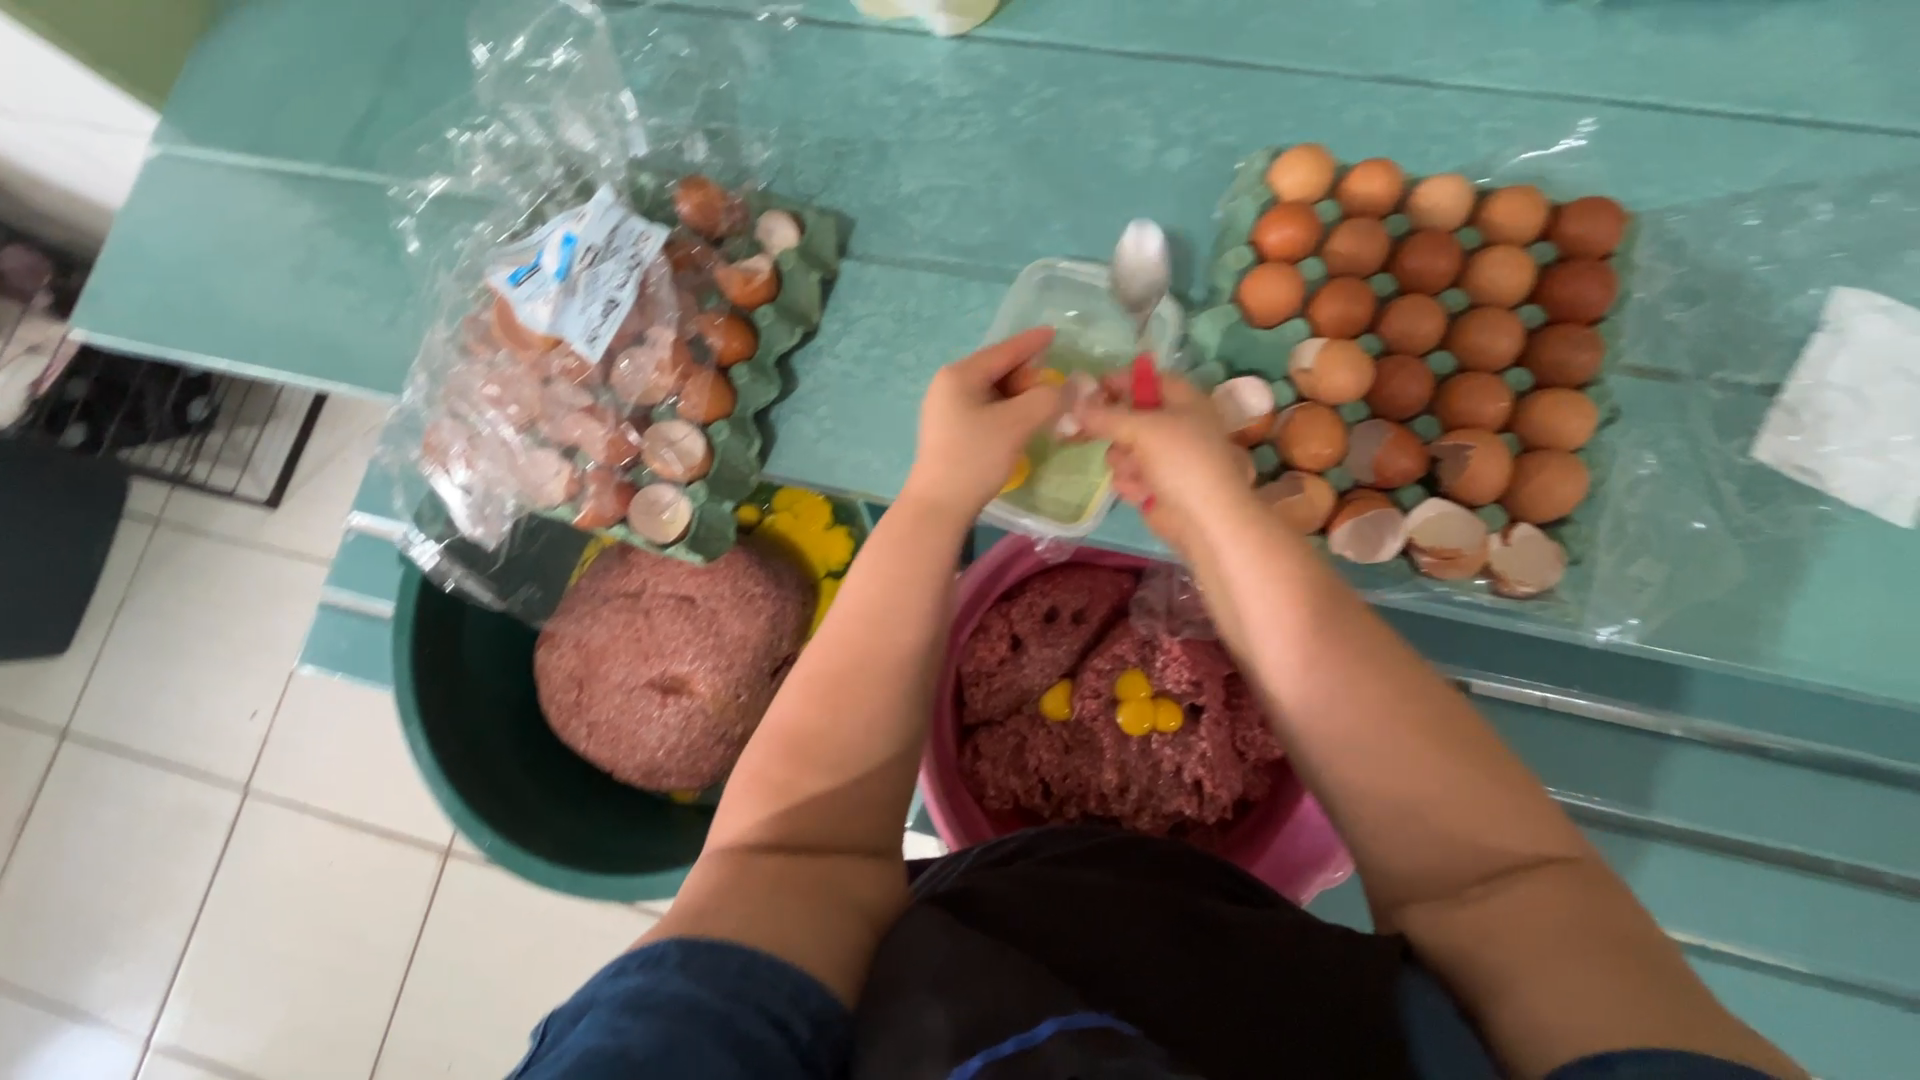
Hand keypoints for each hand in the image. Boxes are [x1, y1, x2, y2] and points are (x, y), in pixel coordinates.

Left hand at [902, 327, 1064, 520]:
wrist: (939, 505)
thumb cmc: (975, 458)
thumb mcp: (1017, 423)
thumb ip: (1047, 398)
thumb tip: (1066, 388)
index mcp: (959, 375)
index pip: (1003, 351)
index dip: (1031, 343)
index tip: (1054, 334)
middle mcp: (948, 385)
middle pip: (998, 371)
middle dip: (1028, 379)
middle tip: (1052, 397)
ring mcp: (945, 409)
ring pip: (992, 393)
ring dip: (1019, 399)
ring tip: (1040, 414)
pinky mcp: (949, 432)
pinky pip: (985, 411)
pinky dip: (1006, 413)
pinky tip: (1019, 427)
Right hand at [1074, 374, 1260, 556]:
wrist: (1202, 519)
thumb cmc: (1182, 461)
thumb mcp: (1143, 428)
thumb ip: (1105, 415)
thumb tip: (1076, 403)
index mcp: (1185, 402)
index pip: (1149, 380)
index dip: (1121, 381)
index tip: (1090, 389)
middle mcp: (1175, 427)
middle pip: (1130, 416)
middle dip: (1114, 429)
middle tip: (1087, 429)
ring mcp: (1164, 458)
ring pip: (1123, 449)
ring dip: (1124, 461)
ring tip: (1137, 471)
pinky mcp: (1154, 485)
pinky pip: (1128, 475)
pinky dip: (1132, 483)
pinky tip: (1142, 492)